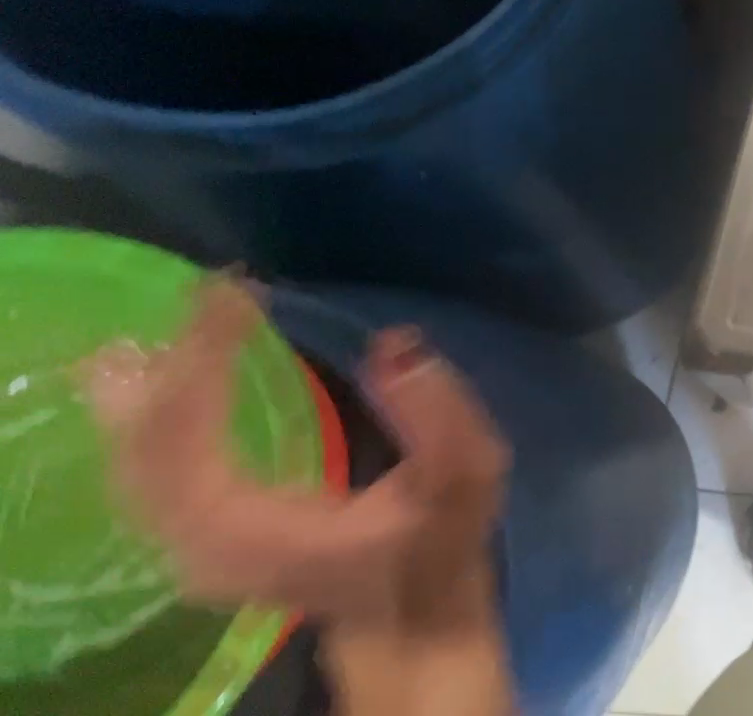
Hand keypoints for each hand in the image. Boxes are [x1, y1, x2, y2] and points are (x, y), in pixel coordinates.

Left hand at [85, 278, 509, 635]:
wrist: (412, 615)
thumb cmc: (442, 542)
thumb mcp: (464, 477)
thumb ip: (439, 415)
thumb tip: (396, 343)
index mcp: (252, 531)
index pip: (189, 437)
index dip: (202, 359)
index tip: (236, 293)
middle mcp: (197, 544)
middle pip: (145, 446)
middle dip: (173, 362)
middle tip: (212, 292)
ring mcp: (191, 543)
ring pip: (133, 458)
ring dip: (148, 386)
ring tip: (167, 324)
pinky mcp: (201, 532)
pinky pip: (151, 466)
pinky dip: (153, 413)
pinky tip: (159, 377)